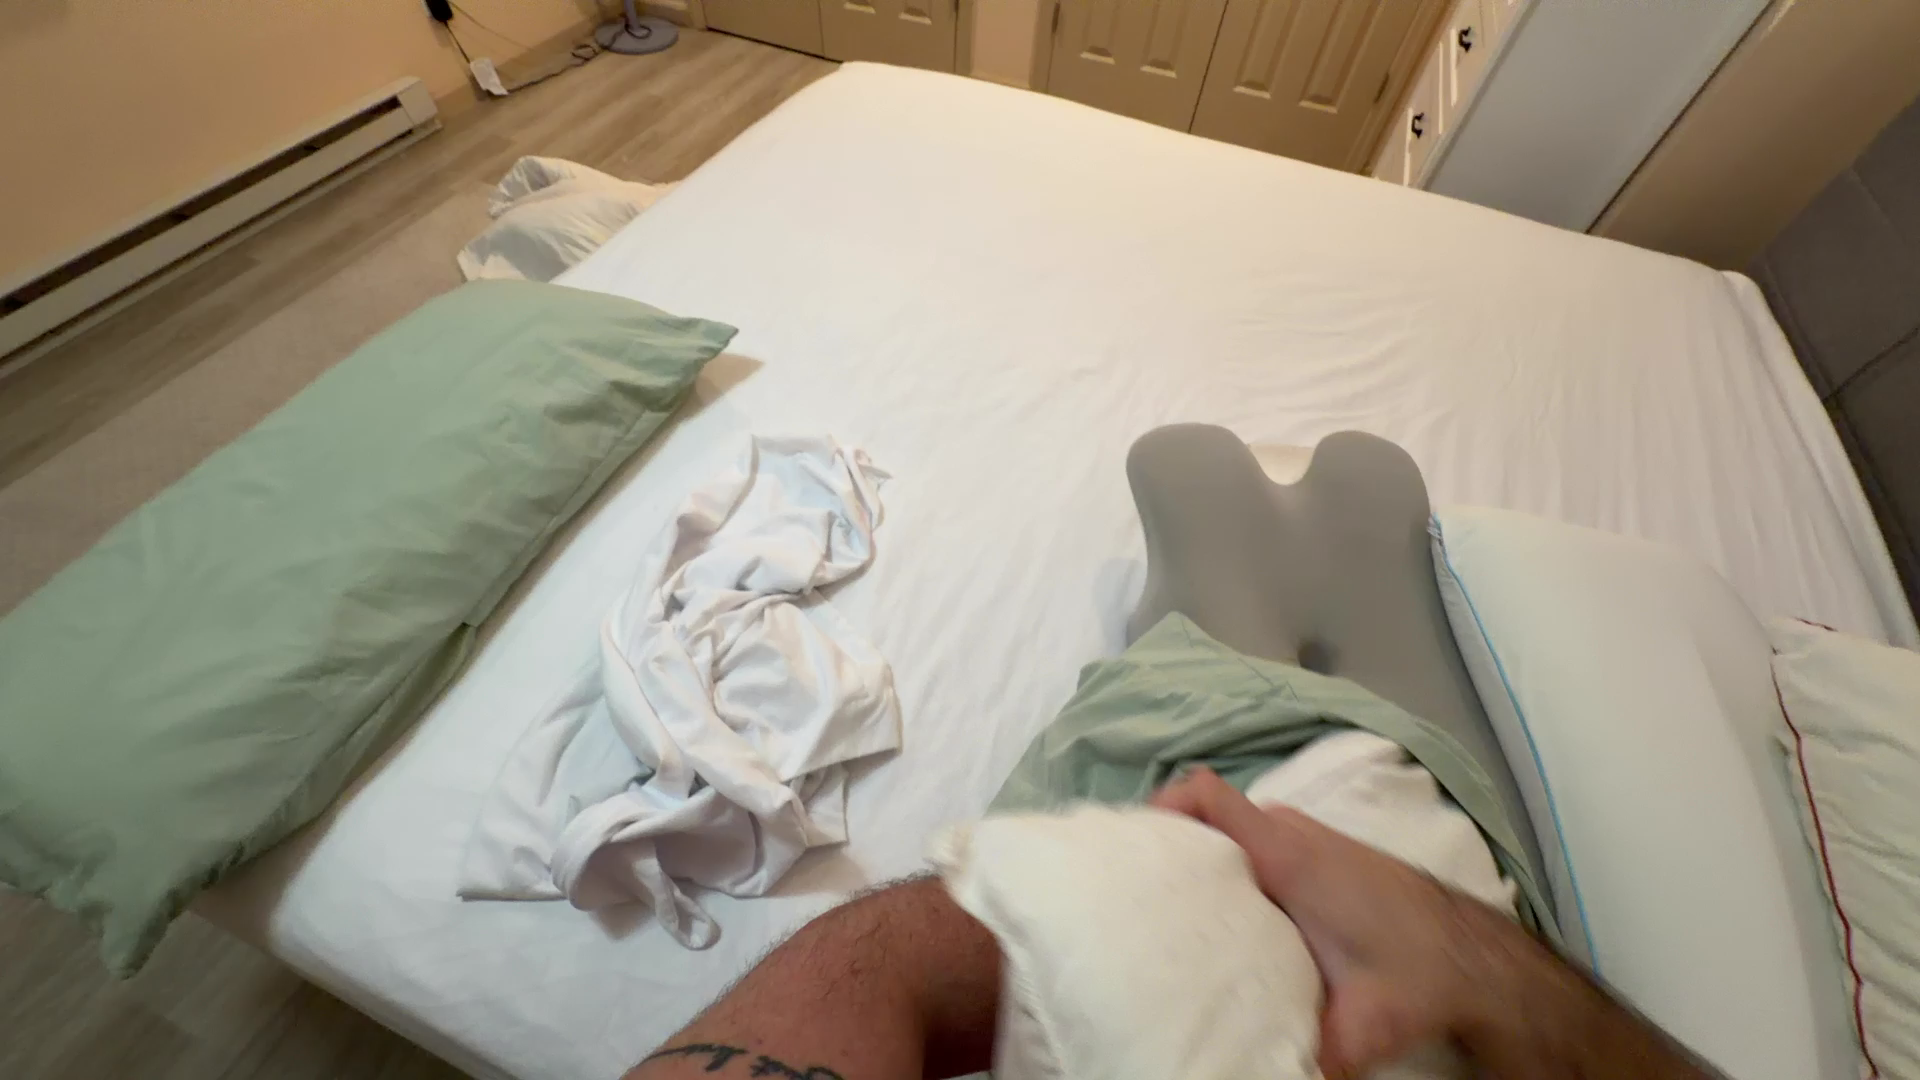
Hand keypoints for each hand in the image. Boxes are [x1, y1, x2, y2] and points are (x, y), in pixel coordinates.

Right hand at [1151, 767, 1575, 1079]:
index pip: (1208, 795)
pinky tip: (1232, 905)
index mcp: (1284, 855)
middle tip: (1147, 884)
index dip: (1164, 804)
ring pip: (1231, 825)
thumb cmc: (1415, 972)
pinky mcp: (1316, 847)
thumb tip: (1269, 1075)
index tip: (1136, 841)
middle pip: (1209, 812)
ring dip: (1203, 850)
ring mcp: (1304, 834)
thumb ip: (1315, 1053)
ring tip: (1182, 898)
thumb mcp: (1361, 1024)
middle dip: (1173, 840)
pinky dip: (1231, 856)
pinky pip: (1253, 835)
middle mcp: (1288, 830)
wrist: (1479, 957)